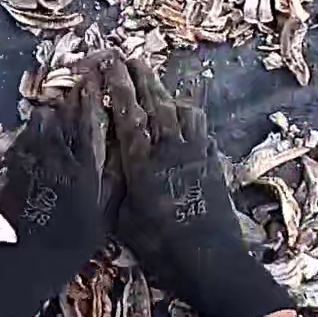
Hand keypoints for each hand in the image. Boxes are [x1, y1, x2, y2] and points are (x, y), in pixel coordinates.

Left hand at [0, 63, 116, 316]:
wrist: (15, 266)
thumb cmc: (64, 250)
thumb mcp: (100, 222)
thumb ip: (110, 185)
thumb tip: (120, 153)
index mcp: (84, 171)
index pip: (91, 123)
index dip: (96, 95)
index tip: (101, 73)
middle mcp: (57, 159)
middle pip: (67, 115)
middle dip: (77, 88)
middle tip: (86, 67)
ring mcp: (30, 160)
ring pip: (44, 121)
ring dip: (56, 102)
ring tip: (65, 86)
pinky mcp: (10, 165)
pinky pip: (25, 136)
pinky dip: (35, 123)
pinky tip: (40, 116)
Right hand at [102, 56, 294, 316]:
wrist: (211, 260)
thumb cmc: (158, 246)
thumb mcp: (122, 216)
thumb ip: (115, 181)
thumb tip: (106, 157)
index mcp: (141, 160)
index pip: (128, 111)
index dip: (117, 84)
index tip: (108, 62)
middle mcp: (169, 148)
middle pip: (155, 101)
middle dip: (139, 75)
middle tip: (127, 55)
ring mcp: (194, 151)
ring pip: (179, 108)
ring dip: (163, 89)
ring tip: (152, 76)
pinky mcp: (211, 160)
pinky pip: (198, 125)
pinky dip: (187, 111)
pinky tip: (182, 110)